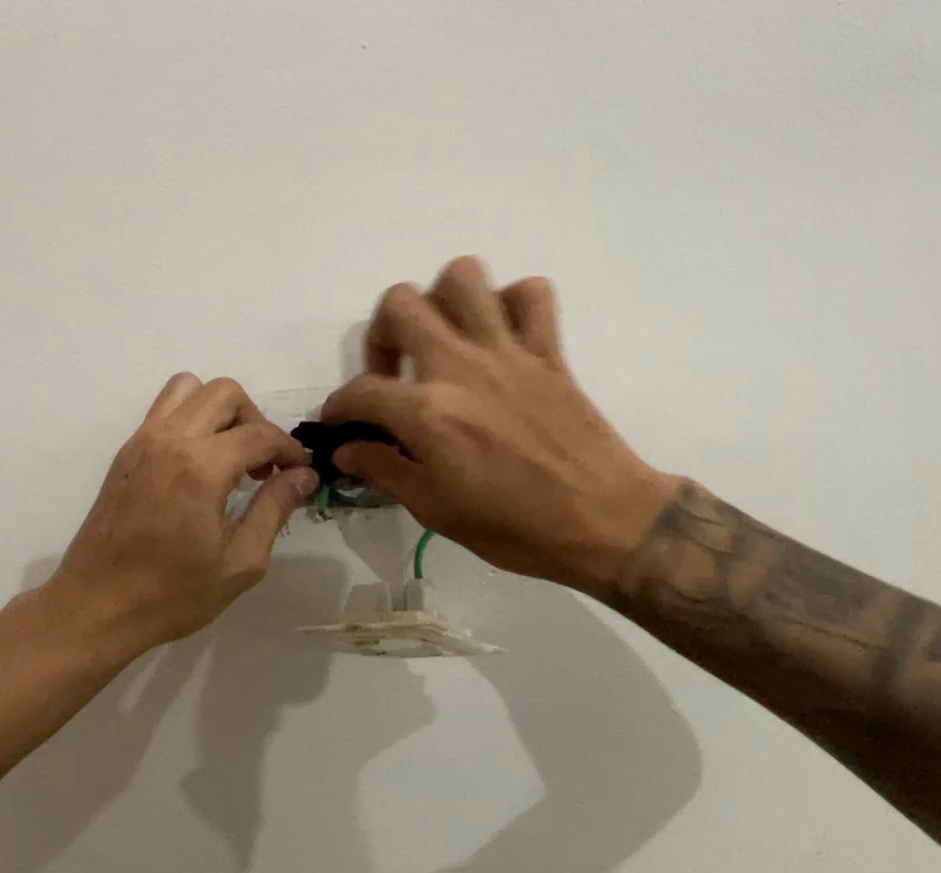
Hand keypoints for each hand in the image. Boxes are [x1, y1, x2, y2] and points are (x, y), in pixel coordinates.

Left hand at [47, 374, 318, 649]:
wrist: (98, 605)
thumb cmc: (173, 594)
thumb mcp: (241, 561)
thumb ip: (275, 509)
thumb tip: (304, 475)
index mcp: (202, 467)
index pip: (260, 434)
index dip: (290, 451)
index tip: (300, 474)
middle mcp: (170, 439)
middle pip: (225, 393)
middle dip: (256, 422)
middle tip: (263, 466)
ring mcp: (142, 441)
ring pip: (190, 389)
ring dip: (220, 412)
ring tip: (230, 457)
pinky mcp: (126, 453)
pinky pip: (165, 411)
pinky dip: (191, 421)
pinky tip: (200, 467)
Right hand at [322, 257, 679, 593]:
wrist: (602, 521)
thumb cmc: (513, 527)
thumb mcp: (434, 509)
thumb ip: (384, 470)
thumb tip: (346, 450)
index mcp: (427, 412)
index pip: (360, 391)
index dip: (338, 408)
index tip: (339, 425)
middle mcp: (460, 366)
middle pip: (400, 304)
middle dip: (382, 334)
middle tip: (393, 374)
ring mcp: (508, 351)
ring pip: (463, 276)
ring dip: (443, 302)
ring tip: (443, 342)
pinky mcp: (548, 350)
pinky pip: (531, 293)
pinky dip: (511, 303)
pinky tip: (500, 339)